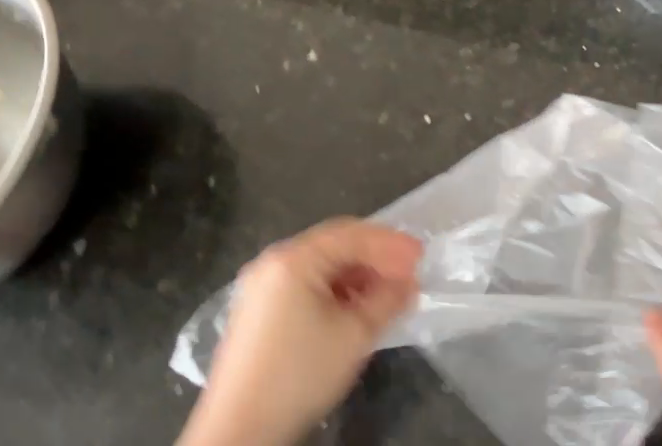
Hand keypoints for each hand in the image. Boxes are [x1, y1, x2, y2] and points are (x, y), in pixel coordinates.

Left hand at [178, 218, 422, 445]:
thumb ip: (388, 299)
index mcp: (293, 259)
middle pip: (334, 247)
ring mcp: (261, 288)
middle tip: (408, 275)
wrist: (240, 431)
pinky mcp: (257, 313)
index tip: (421, 257)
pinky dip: (334, 292)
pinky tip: (355, 310)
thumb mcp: (355, 335)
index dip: (391, 243)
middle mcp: (273, 263)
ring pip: (320, 268)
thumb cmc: (300, 373)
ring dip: (357, 277)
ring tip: (387, 296)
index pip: (352, 235)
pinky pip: (304, 287)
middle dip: (375, 259)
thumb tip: (408, 283)